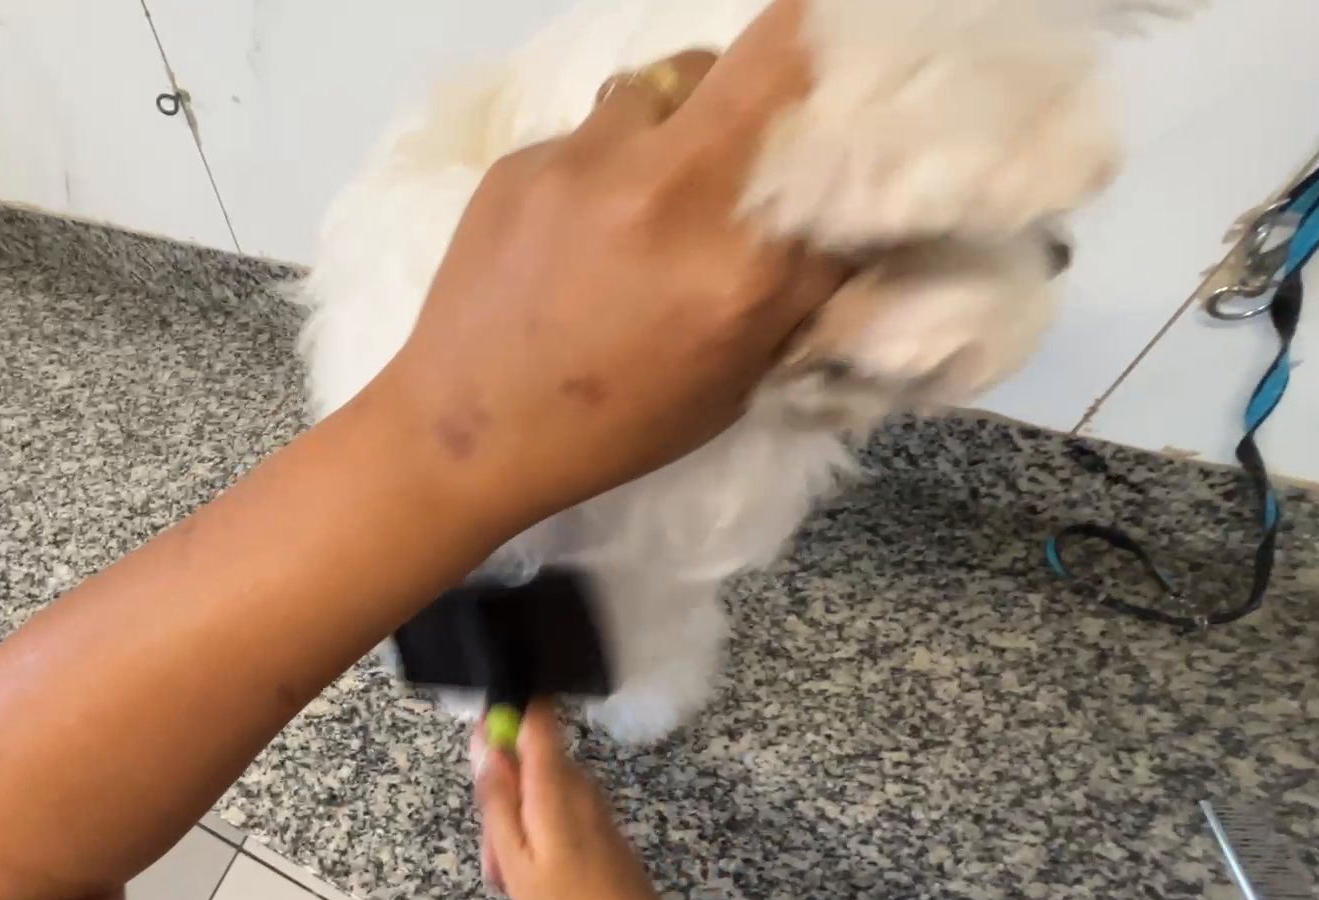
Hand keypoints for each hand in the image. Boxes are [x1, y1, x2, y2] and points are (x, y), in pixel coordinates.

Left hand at [365, 0, 840, 531]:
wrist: (462, 436)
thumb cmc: (600, 437)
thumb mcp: (723, 394)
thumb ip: (788, 303)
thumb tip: (837, 234)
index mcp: (739, 272)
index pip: (853, 166)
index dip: (856, 160)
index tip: (841, 173)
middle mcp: (670, 192)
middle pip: (783, 44)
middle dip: (799, 73)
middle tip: (771, 130)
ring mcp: (585, 166)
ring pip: (676, 78)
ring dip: (687, 119)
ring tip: (653, 188)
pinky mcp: (519, 162)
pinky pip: (593, 128)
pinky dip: (607, 163)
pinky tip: (575, 224)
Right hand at [472, 702, 673, 899]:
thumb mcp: (513, 857)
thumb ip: (497, 798)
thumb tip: (485, 748)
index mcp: (552, 781)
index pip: (535, 714)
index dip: (504, 717)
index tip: (481, 749)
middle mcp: (573, 778)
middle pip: (526, 754)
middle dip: (499, 786)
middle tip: (492, 842)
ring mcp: (586, 797)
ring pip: (534, 784)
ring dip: (513, 815)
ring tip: (507, 868)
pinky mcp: (592, 817)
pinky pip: (551, 803)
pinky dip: (533, 828)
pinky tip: (528, 871)